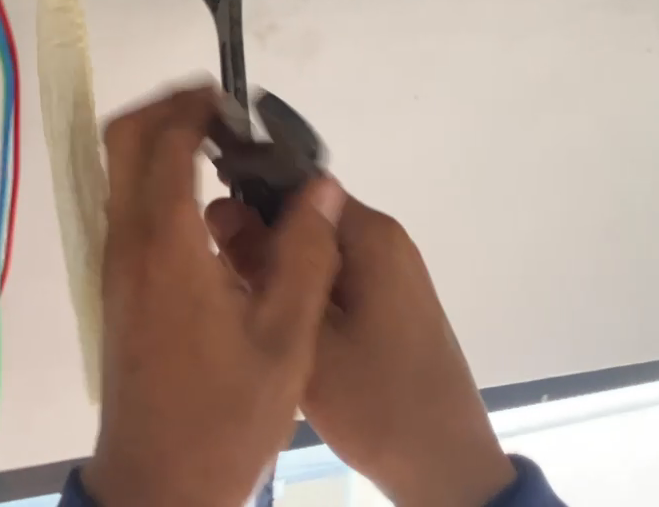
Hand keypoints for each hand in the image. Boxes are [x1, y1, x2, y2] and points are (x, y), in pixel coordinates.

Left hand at [84, 87, 346, 506]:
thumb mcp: (284, 340)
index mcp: (166, 242)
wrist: (157, 477)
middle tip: (219, 111)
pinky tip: (200, 194)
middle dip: (166, 106)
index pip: (166, 142)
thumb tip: (320, 185)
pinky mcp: (114, 276)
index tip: (232, 100)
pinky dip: (153, 170)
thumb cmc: (225, 413)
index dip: (196, 107)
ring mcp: (113, 257)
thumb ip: (304, 254)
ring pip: (119, 166)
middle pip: (124, 137)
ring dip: (158, 137)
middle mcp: (127, 237)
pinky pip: (125, 197)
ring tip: (216, 144)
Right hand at [206, 195, 514, 506]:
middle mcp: (384, 238)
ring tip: (243, 301)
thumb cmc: (375, 402)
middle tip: (224, 277)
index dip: (248, 200)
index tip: (211, 232)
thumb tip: (219, 205)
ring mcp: (390, 269)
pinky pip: (333, 272)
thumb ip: (259, 266)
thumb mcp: (303, 335)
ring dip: (280, 267)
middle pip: (304, 216)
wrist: (447, 473)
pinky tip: (278, 320)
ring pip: (315, 247)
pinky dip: (302, 287)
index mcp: (370, 232)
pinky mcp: (389, 299)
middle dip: (261, 239)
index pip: (295, 185)